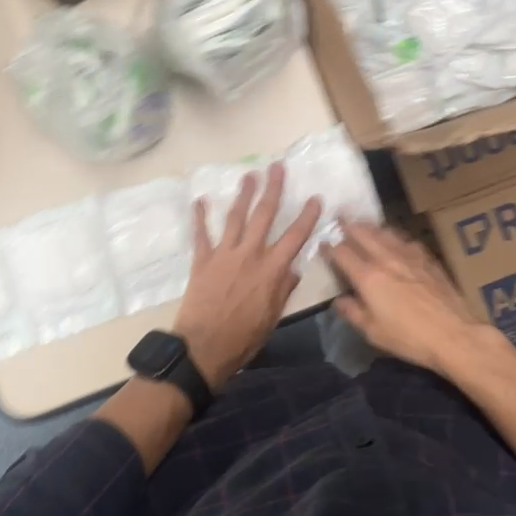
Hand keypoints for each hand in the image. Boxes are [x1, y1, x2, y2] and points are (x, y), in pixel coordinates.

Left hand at [174, 163, 321, 386]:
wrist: (203, 349)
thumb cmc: (243, 339)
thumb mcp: (272, 318)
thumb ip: (283, 290)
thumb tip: (292, 270)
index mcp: (271, 270)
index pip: (295, 237)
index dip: (307, 216)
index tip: (315, 198)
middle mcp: (249, 255)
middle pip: (264, 215)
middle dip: (273, 189)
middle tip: (277, 167)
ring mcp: (224, 254)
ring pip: (235, 217)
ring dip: (243, 194)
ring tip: (249, 175)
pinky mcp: (202, 260)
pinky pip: (201, 234)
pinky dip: (200, 217)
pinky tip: (200, 201)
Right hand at [325, 221, 501, 375]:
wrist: (453, 333)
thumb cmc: (408, 337)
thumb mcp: (373, 332)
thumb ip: (353, 312)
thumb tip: (339, 300)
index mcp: (368, 276)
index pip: (343, 254)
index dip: (330, 246)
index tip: (323, 241)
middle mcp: (386, 259)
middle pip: (363, 234)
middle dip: (349, 224)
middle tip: (340, 216)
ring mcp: (408, 255)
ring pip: (385, 232)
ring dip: (371, 225)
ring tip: (364, 221)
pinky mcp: (427, 258)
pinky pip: (405, 239)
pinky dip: (394, 235)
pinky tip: (395, 238)